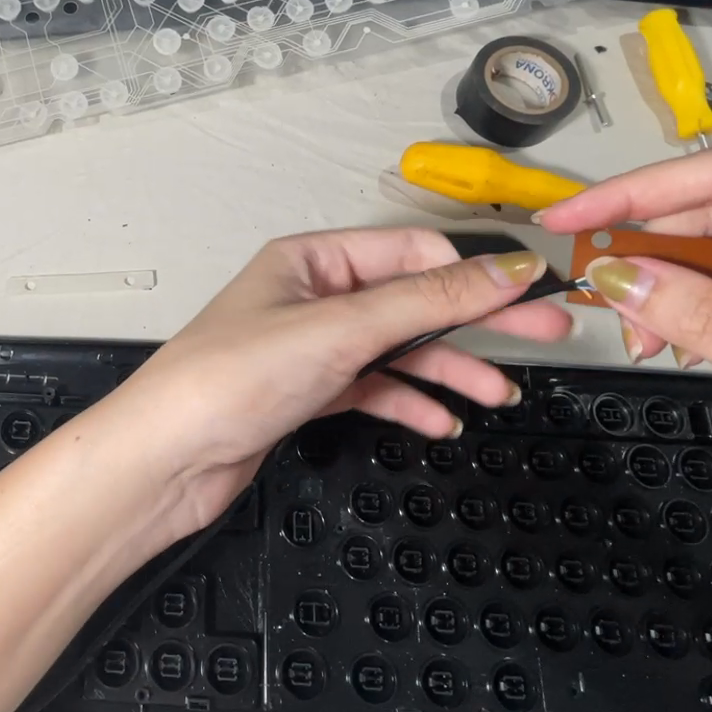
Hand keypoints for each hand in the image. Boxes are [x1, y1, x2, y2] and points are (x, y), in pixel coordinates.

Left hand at [82, 228, 571, 541]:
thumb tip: (506, 268)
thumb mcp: (339, 330)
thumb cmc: (229, 380)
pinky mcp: (305, 392)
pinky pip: (372, 388)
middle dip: (475, 320)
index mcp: (311, 259)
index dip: (473, 270)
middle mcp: (311, 297)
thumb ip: (426, 301)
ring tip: (498, 394)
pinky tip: (440, 421)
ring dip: (447, 370)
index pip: (409, 252)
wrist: (165, 460)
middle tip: (546, 335)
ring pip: (395, 348)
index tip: (533, 290)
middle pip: (410, 299)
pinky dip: (407, 401)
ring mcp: (309, 347)